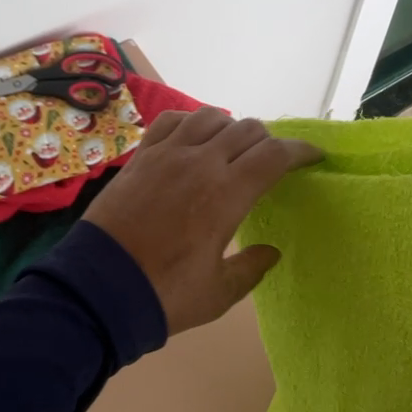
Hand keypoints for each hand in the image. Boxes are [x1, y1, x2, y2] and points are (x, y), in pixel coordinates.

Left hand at [82, 106, 322, 333]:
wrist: (97, 289)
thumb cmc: (164, 295)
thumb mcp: (218, 294)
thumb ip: (251, 268)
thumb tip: (271, 250)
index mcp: (227, 193)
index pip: (274, 155)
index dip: (300, 150)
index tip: (313, 155)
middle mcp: (201, 162)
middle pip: (247, 129)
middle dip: (268, 141)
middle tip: (272, 160)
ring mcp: (168, 153)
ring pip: (211, 116)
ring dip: (231, 127)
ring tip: (233, 147)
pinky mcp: (142, 155)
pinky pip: (172, 120)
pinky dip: (191, 121)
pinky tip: (193, 137)